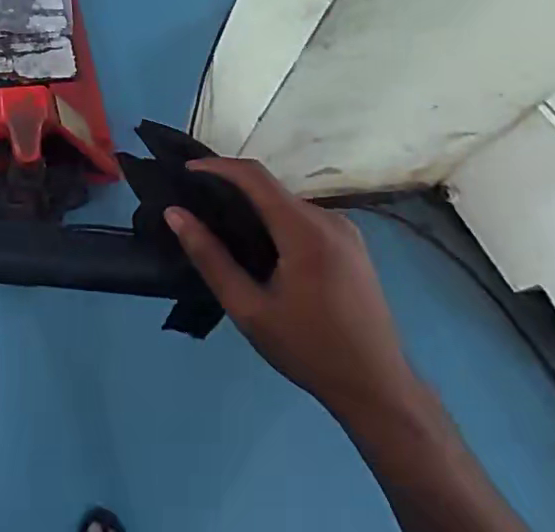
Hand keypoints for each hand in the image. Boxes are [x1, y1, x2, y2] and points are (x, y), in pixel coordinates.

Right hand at [165, 158, 414, 418]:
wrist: (379, 389)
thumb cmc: (309, 350)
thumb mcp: (249, 309)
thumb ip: (210, 258)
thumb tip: (175, 214)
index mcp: (306, 230)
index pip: (255, 177)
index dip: (218, 166)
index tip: (186, 170)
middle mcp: (329, 219)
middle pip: (272, 189)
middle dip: (232, 189)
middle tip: (197, 205)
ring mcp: (346, 230)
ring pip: (288, 204)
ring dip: (255, 208)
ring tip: (223, 228)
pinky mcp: (352, 244)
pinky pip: (305, 219)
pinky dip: (277, 222)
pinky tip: (261, 249)